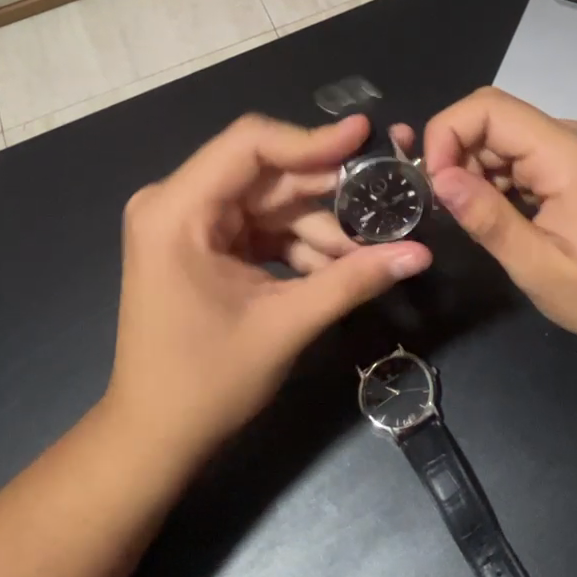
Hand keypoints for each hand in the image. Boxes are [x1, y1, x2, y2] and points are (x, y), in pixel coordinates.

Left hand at [103, 115, 430, 460]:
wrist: (157, 437)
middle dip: (327, 193)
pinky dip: (302, 245)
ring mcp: (190, 224)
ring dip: (321, 227)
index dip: (312, 139)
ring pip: (273, 202)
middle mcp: (177, 204)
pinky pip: (264, 227)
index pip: (250, 146)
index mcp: (177, 211)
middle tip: (387, 202)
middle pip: (267, 174)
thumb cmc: (206, 383)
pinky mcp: (206, 246)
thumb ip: (353, 279)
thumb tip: (420, 253)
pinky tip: (339, 268)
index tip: (366, 139)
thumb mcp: (286, 325)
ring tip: (367, 257)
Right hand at [415, 87, 576, 346]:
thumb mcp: (539, 268)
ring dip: (470, 168)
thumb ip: (489, 220)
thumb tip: (439, 179)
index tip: (434, 184)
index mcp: (565, 155)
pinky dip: (489, 177)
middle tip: (444, 206)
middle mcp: (567, 137)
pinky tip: (492, 214)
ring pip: (496, 134)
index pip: (489, 108)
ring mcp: (567, 147)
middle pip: (490, 116)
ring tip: (469, 217)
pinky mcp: (563, 163)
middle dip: (454, 153)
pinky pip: (512, 152)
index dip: (448, 134)